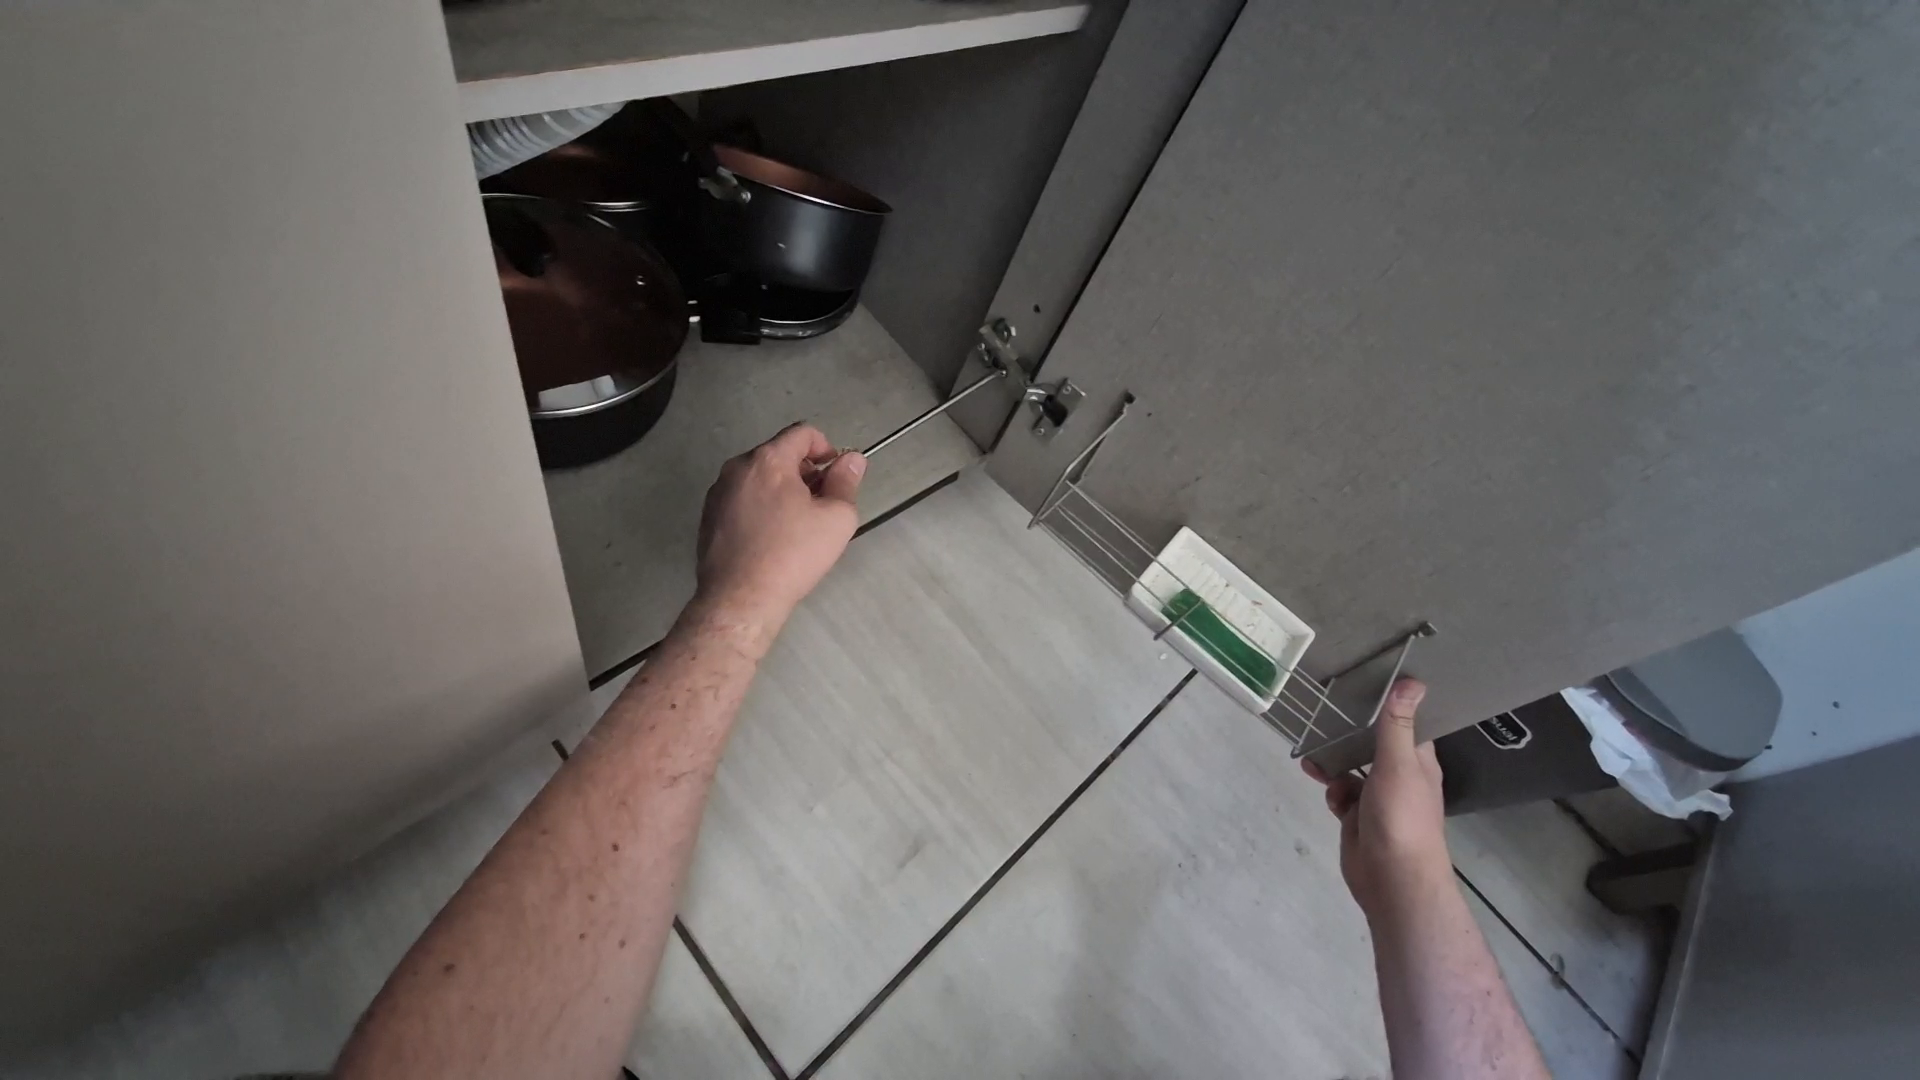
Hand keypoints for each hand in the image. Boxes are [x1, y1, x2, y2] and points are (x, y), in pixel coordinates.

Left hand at [692, 423, 864, 638]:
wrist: (741, 598)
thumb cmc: (794, 555)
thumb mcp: (836, 518)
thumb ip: (846, 481)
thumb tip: (852, 459)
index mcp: (769, 460)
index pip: (802, 432)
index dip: (826, 447)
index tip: (835, 473)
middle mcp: (737, 468)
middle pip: (778, 453)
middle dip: (803, 471)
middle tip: (821, 502)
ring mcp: (717, 492)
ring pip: (758, 477)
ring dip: (781, 489)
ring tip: (796, 523)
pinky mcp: (707, 517)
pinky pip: (741, 498)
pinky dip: (760, 506)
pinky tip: (771, 537)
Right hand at [1302, 678, 1452, 921]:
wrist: (1391, 878)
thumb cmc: (1401, 817)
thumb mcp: (1398, 765)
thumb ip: (1397, 725)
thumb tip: (1412, 682)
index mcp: (1418, 762)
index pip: (1408, 723)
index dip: (1393, 704)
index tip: (1371, 680)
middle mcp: (1399, 776)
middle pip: (1372, 743)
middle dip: (1349, 732)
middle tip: (1326, 712)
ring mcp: (1377, 797)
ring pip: (1350, 767)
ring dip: (1333, 762)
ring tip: (1314, 757)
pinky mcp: (1357, 815)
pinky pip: (1339, 792)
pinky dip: (1331, 790)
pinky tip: (1326, 792)